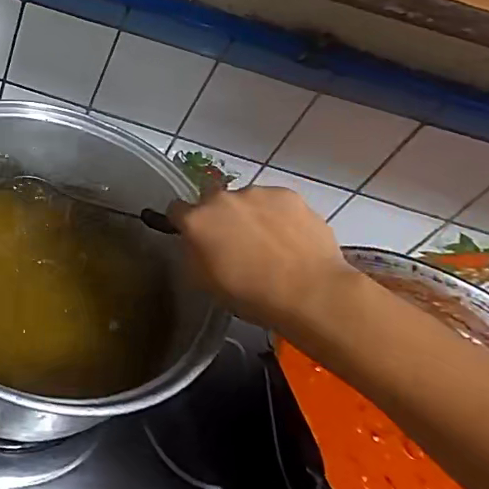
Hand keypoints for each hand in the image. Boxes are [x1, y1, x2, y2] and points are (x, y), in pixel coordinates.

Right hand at [167, 186, 360, 330]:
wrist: (312, 293)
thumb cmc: (250, 294)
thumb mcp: (203, 281)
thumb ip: (192, 252)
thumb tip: (195, 242)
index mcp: (195, 220)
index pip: (176, 210)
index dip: (184, 224)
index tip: (195, 237)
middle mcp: (221, 199)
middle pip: (211, 201)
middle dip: (219, 217)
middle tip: (235, 242)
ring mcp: (256, 193)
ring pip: (245, 200)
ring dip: (250, 214)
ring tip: (270, 241)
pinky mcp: (289, 195)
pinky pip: (275, 202)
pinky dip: (278, 214)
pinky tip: (291, 237)